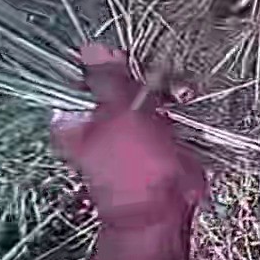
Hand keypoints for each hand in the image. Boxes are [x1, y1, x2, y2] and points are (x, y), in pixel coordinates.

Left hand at [52, 45, 205, 228]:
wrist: (165, 210)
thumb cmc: (134, 170)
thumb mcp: (120, 116)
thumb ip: (108, 81)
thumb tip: (93, 49)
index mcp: (74, 120)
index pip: (86, 77)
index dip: (108, 65)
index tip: (128, 60)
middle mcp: (99, 126)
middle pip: (119, 84)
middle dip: (143, 80)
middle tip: (158, 83)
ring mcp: (130, 134)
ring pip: (146, 96)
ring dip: (164, 92)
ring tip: (177, 96)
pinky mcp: (158, 140)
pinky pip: (166, 112)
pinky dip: (177, 106)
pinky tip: (185, 104)